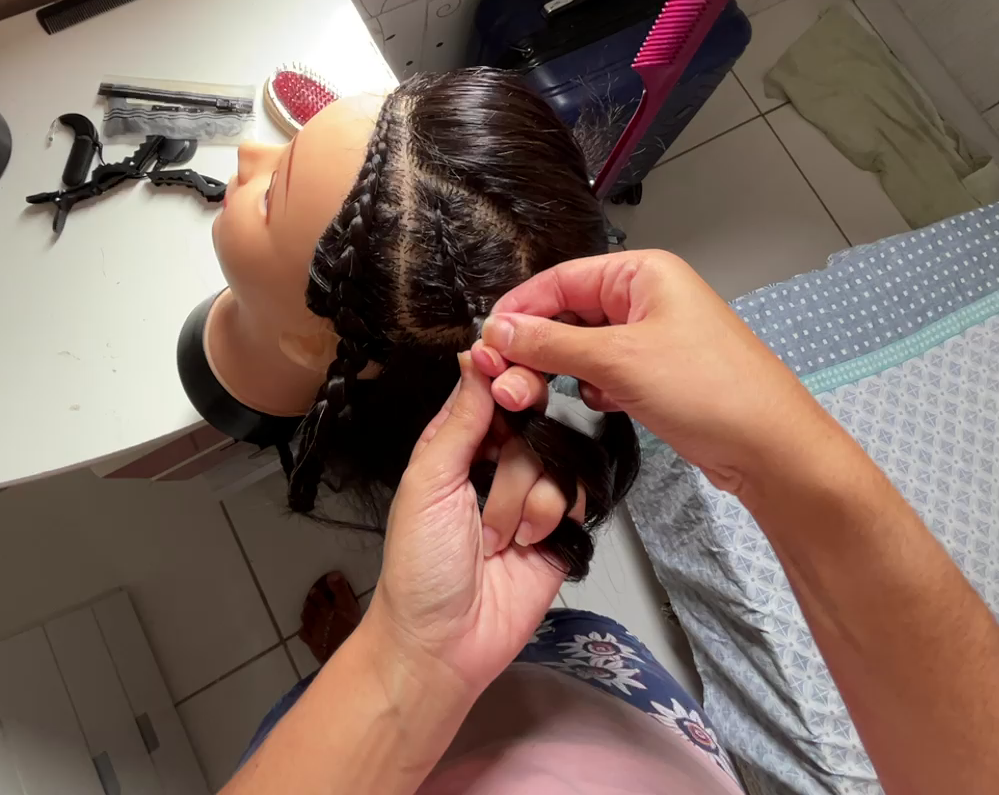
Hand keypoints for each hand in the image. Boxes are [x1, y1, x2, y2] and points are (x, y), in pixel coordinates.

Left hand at [361, 355, 572, 701]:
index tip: (513, 391)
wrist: (445, 644)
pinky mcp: (562, 525)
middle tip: (486, 486)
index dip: (510, 382)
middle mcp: (499, 459)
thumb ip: (462, 417)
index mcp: (460, 440)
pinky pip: (579, 493)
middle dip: (512, 461)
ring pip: (557, 457)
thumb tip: (478, 353)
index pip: (497, 389)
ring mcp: (533, 492)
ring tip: (496, 540)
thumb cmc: (420, 562)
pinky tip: (528, 544)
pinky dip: (552, 518)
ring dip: (523, 501)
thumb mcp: (429, 480)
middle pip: (535, 419)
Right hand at [474, 249, 820, 493]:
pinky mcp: (656, 372)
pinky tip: (602, 401)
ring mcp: (652, 336)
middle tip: (508, 375)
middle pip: (569, 311)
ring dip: (563, 368)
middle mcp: (646, 296)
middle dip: (538, 344)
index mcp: (642, 272)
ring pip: (584, 344)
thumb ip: (552, 343)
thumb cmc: (708, 389)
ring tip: (545, 393)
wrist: (771, 450)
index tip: (487, 338)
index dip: (520, 307)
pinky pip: (605, 369)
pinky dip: (593, 385)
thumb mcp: (618, 360)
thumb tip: (499, 329)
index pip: (561, 279)